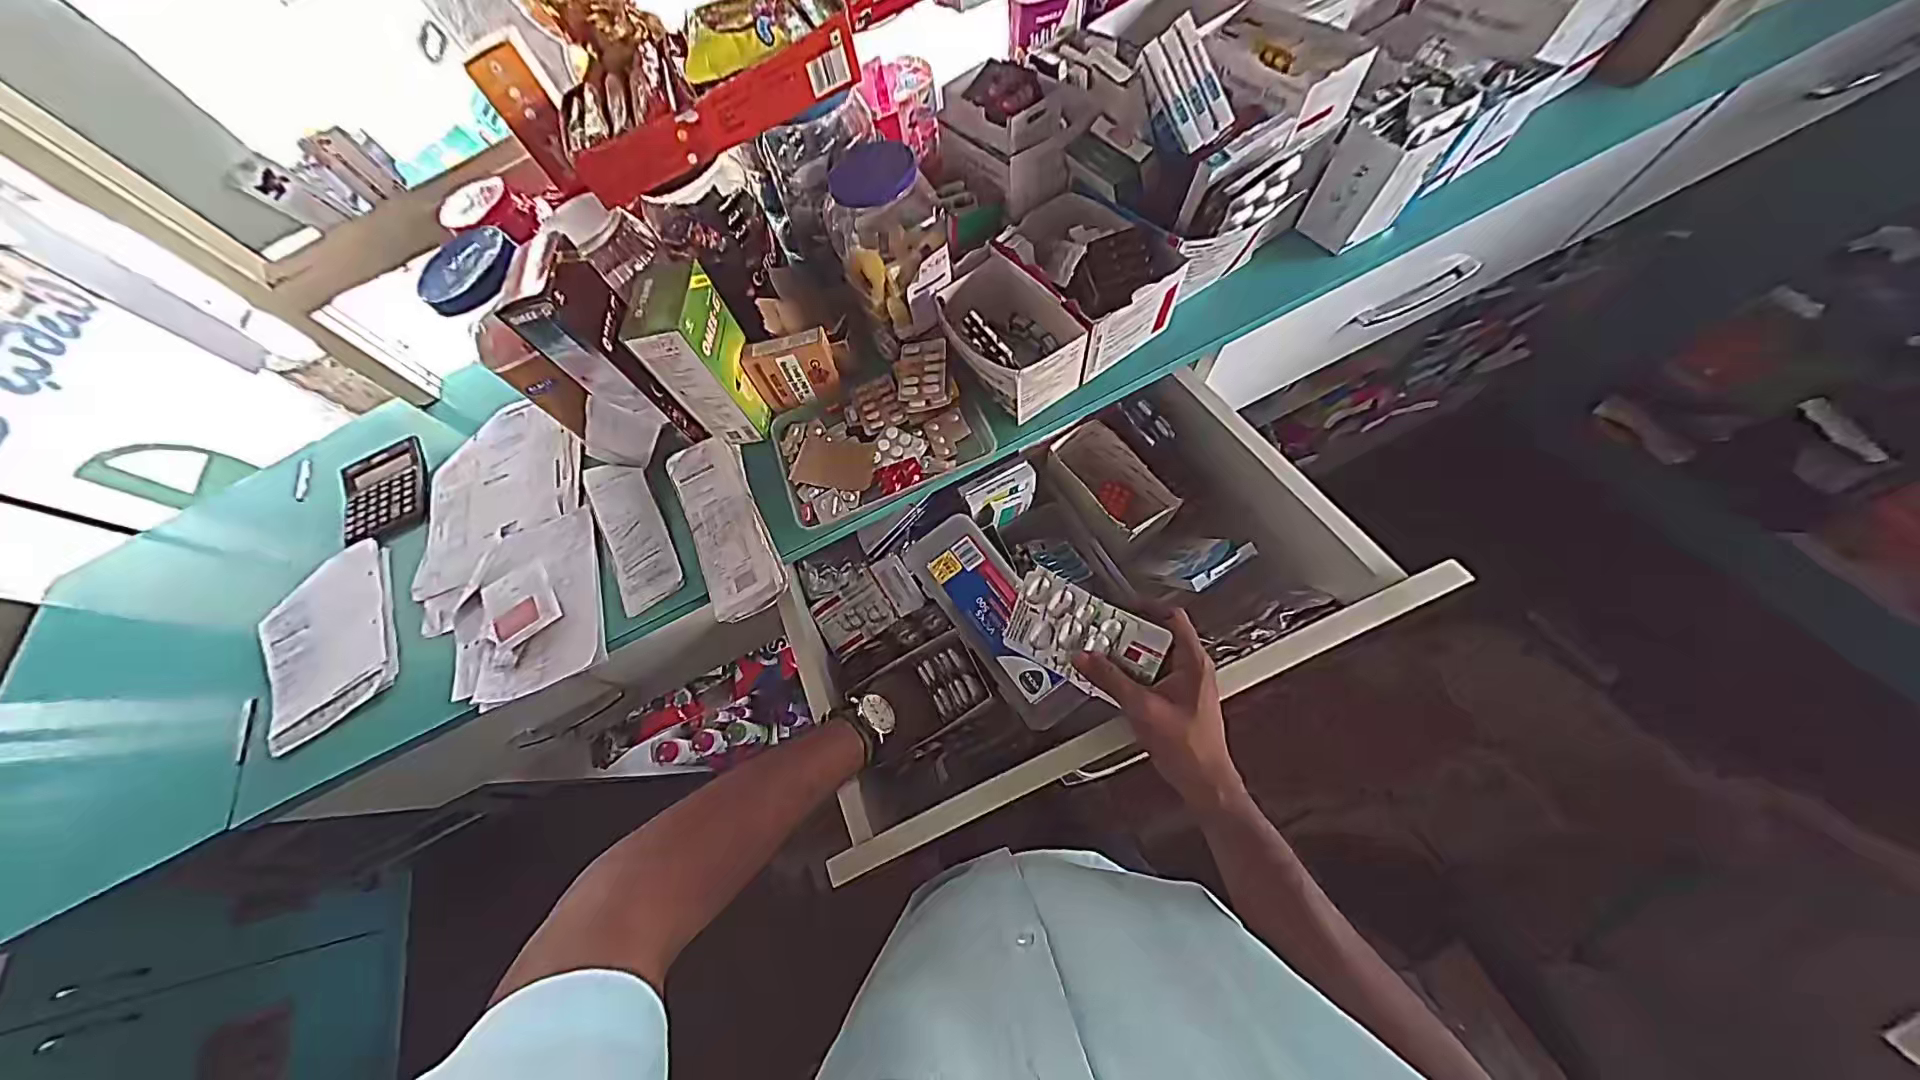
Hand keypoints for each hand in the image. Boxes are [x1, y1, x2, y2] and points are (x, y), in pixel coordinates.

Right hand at [1073, 610, 1244, 811]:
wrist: (1204, 782)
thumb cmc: (1187, 747)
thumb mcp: (1141, 707)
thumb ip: (1110, 679)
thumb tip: (1086, 658)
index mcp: (1193, 661)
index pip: (1172, 617)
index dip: (1145, 607)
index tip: (1119, 608)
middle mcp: (1192, 667)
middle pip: (1157, 637)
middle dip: (1128, 636)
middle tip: (1102, 636)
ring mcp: (1185, 684)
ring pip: (1153, 658)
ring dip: (1128, 658)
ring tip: (1103, 658)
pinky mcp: (1176, 699)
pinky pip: (1151, 676)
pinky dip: (1133, 676)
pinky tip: (1114, 684)